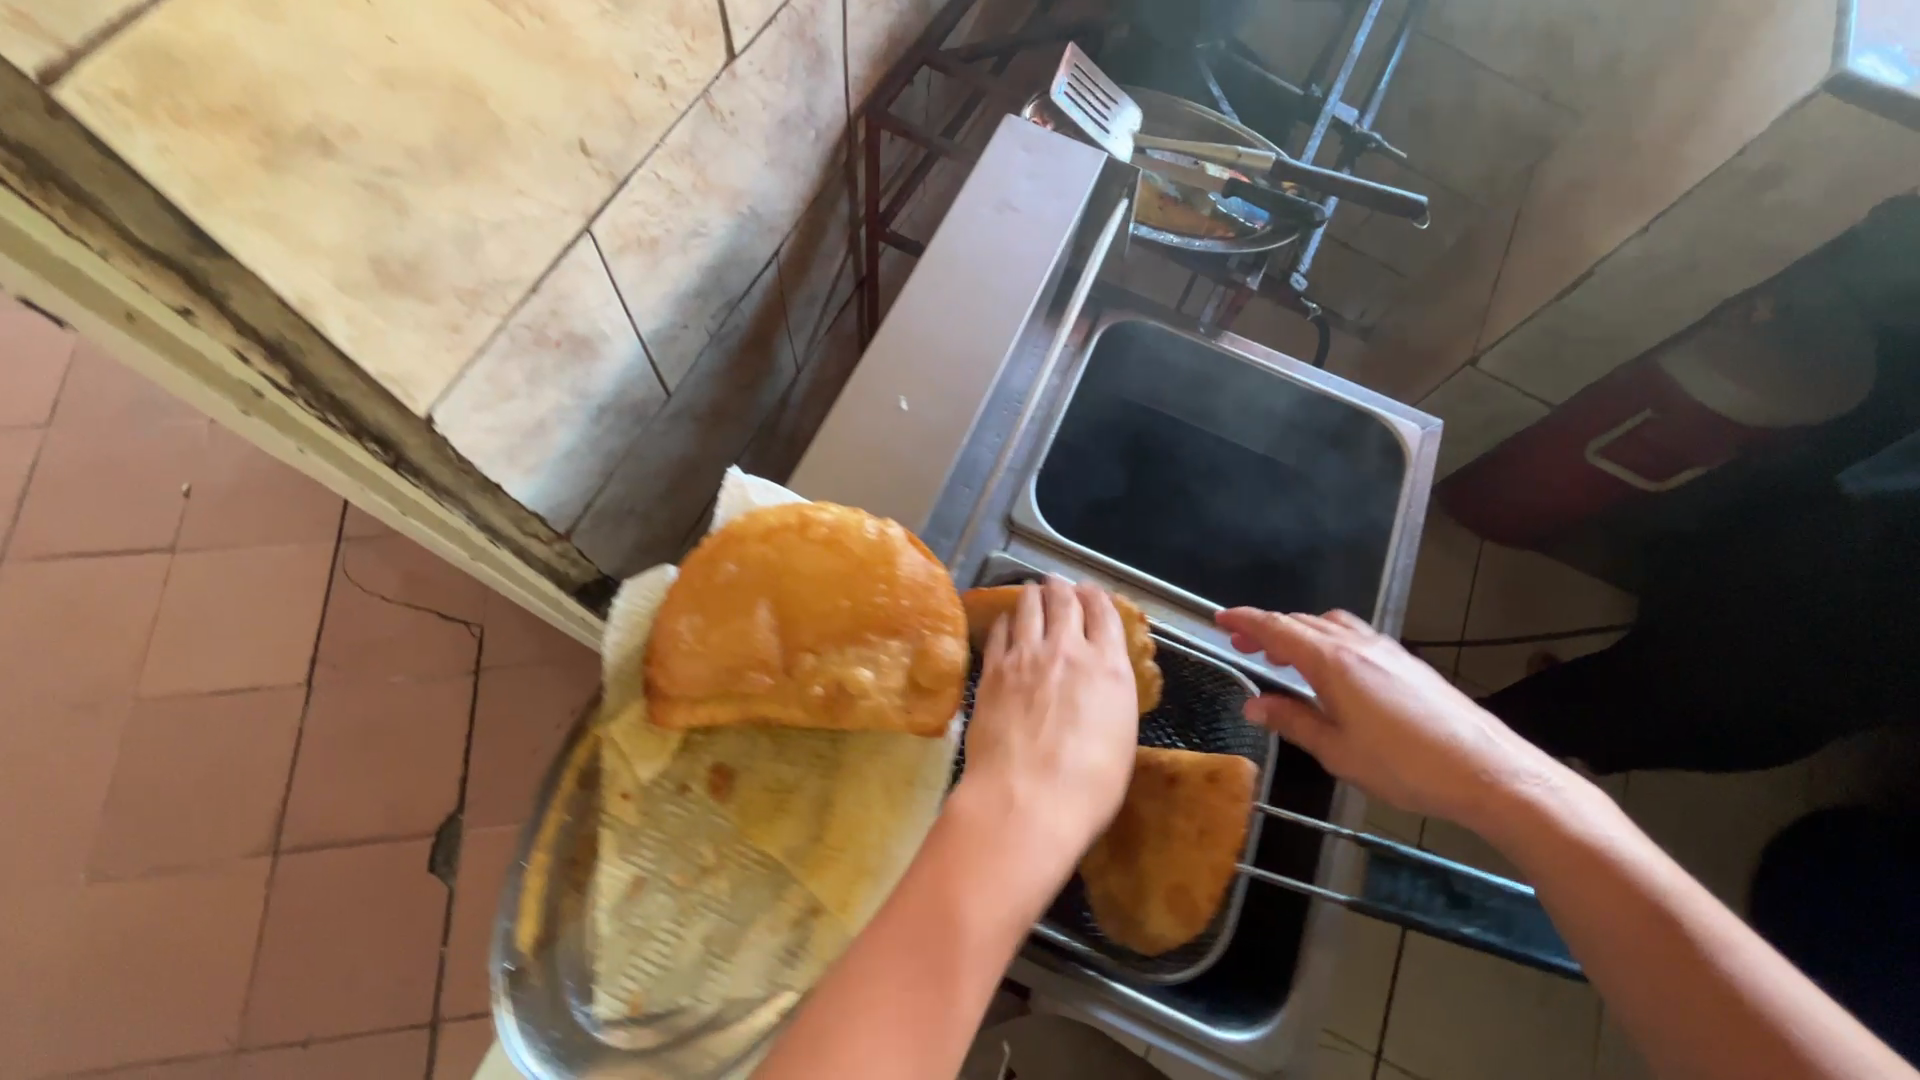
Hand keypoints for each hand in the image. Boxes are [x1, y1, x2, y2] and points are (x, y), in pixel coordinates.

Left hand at [960, 578, 1139, 877]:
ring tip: (1031, 590)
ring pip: (1028, 607)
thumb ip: (1109, 698)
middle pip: (1064, 601)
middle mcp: (1068, 649)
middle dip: (1062, 587)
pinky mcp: (993, 671)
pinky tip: (1003, 621)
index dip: (1097, 598)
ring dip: (1032, 595)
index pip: (1104, 614)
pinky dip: (1005, 621)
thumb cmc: (1089, 786)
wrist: (1027, 799)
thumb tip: (1098, 685)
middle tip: (1058, 583)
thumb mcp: (1120, 737)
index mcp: (1108, 666)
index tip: (1091, 592)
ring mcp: (1025, 657)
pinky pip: (999, 633)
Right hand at [1216, 607, 1562, 829]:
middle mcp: (1357, 645)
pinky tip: (1331, 671)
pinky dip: (1328, 640)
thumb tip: (1253, 706)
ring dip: (1300, 632)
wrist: (1488, 770)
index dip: (1245, 621)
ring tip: (1284, 657)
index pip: (1277, 629)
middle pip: (1302, 622)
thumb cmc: (1405, 766)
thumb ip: (1292, 722)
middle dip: (1268, 628)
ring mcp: (1387, 651)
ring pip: (1332, 625)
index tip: (1220, 620)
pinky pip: (1355, 636)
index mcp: (1332, 662)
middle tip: (1245, 646)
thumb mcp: (1336, 751)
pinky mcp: (1407, 664)